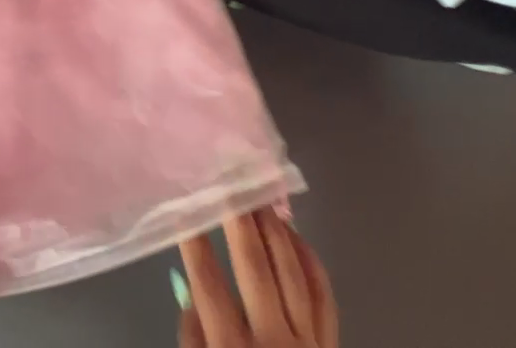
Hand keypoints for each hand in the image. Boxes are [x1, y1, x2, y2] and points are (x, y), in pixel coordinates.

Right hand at [177, 208, 337, 347]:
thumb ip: (192, 338)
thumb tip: (187, 291)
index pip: (208, 284)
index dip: (194, 244)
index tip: (185, 210)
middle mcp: (271, 338)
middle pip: (255, 269)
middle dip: (241, 223)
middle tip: (232, 185)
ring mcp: (307, 340)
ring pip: (293, 274)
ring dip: (276, 232)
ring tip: (262, 200)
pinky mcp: (330, 343)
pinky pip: (323, 296)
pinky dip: (311, 261)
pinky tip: (296, 235)